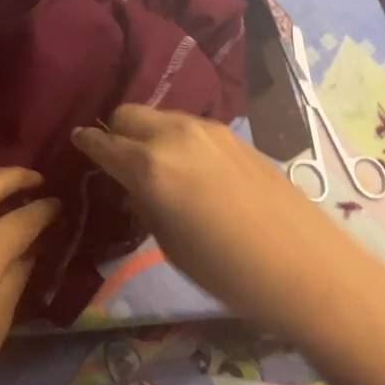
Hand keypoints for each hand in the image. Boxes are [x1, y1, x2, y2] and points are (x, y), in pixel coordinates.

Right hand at [71, 104, 331, 326]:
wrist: (307, 267)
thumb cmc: (228, 271)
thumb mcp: (169, 244)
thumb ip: (145, 203)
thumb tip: (136, 187)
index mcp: (149, 166)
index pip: (103, 142)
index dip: (86, 143)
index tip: (78, 143)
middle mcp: (173, 135)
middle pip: (128, 114)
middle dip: (116, 132)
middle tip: (117, 158)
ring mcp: (207, 130)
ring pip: (160, 116)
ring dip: (147, 133)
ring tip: (155, 164)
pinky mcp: (233, 135)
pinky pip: (188, 126)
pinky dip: (175, 138)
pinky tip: (189, 168)